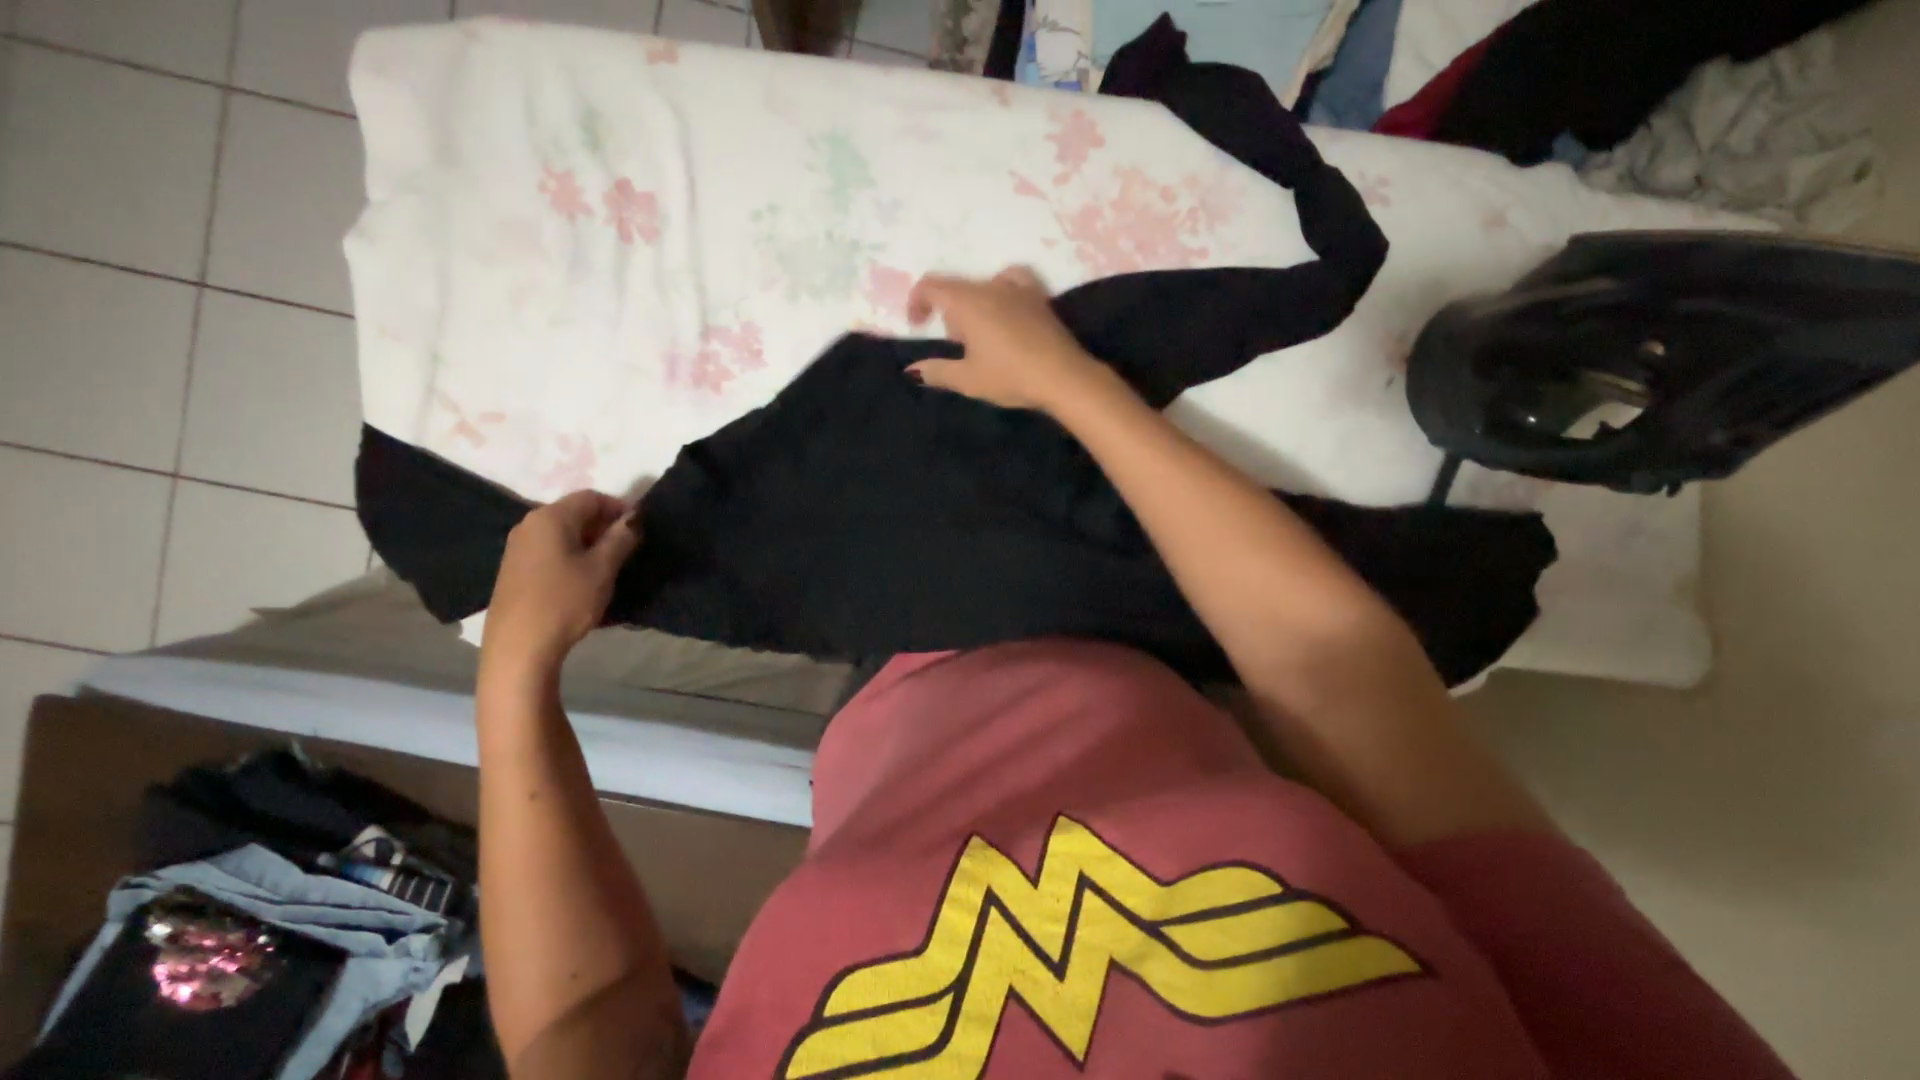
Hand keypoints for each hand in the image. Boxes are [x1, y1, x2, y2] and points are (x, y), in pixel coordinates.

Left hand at [481, 490, 639, 679]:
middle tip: (627, 551)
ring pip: (562, 535)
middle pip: (574, 514)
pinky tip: (582, 582)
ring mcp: (518, 547)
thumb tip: (633, 518)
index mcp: (551, 517)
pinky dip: (571, 558)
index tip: (639, 530)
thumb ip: (621, 538)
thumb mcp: (602, 569)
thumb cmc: (565, 601)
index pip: (592, 497)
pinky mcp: (514, 570)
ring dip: (588, 545)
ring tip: (608, 569)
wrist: (519, 646)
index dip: (619, 508)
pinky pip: (550, 552)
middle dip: (604, 527)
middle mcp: (530, 524)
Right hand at [906, 267, 1110, 413]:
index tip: (917, 325)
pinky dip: (1002, 289)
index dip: (917, 301)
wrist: (1063, 376)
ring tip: (980, 332)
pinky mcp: (1038, 297)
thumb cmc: (1010, 377)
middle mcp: (989, 287)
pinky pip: (1013, 280)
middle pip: (957, 288)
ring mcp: (1017, 288)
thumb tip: (911, 371)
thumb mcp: (968, 380)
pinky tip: (1006, 306)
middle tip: (958, 346)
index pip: (931, 286)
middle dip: (948, 313)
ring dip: (973, 304)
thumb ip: (937, 371)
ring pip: (982, 286)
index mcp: (967, 302)